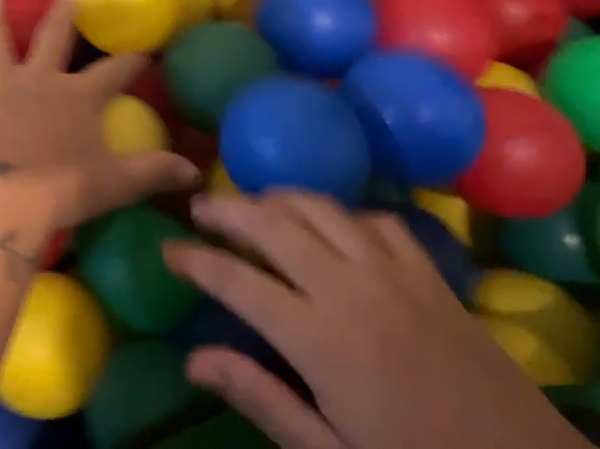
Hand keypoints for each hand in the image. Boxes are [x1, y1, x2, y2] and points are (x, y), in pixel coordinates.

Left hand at [0, 0, 199, 229]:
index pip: (114, 72)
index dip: (129, 60)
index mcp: (80, 97)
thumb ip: (154, 172)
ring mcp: (0, 82)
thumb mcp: (117, 183)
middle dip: (65, 16)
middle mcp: (42, 78)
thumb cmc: (65, 190)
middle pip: (56, 38)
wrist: (8, 197)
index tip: (142, 48)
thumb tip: (194, 173)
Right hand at [164, 194, 592, 448]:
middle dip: (228, 210)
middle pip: (273, 225)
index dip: (196, 261)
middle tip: (198, 207)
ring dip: (279, 199)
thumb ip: (262, 399)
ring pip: (321, 209)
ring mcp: (395, 275)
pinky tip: (332, 226)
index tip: (167, 248)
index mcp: (320, 339)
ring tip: (253, 205)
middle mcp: (350, 289)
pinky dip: (342, 214)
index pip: (237, 281)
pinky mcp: (431, 275)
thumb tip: (194, 361)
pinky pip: (377, 221)